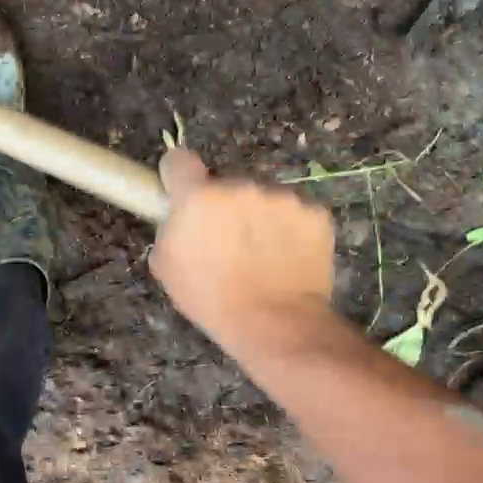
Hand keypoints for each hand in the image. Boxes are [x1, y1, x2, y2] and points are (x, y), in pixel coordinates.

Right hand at [148, 149, 335, 340]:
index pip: (179, 159)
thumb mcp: (166, 264)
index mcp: (199, 195)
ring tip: (261, 254)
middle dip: (223, 204)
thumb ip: (171, 228)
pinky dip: (290, 229)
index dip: (177, 176)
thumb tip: (181, 220)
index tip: (181, 194)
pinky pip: (295, 213)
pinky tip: (287, 257)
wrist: (276, 323)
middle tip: (225, 240)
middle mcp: (241, 186)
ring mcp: (283, 197)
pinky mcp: (316, 214)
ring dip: (258, 215)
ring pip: (263, 197)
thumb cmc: (210, 297)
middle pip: (226, 182)